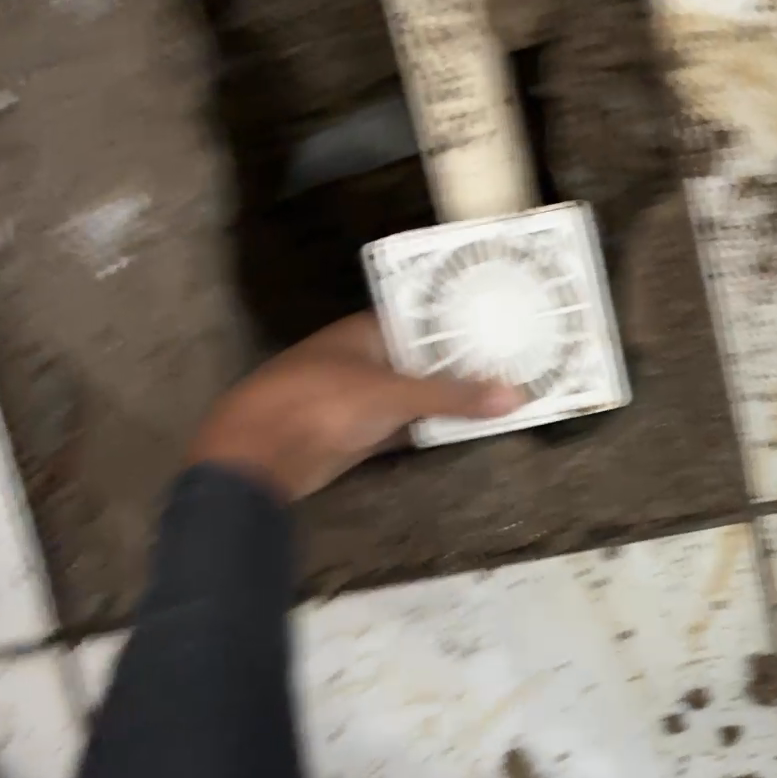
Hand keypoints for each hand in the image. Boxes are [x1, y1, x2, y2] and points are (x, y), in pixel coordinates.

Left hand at [188, 313, 523, 500]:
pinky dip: (438, 426)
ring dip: (453, 398)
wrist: (259, 458)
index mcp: (365, 333)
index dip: (459, 323)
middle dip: (464, 364)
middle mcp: (367, 361)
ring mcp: (364, 398)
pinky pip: (412, 424)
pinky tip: (472, 426)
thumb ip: (456, 397)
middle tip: (517, 362)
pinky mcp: (364, 432)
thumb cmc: (320, 404)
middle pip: (425, 359)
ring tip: (505, 391)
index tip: (502, 325)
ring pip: (420, 394)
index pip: (421, 319)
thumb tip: (517, 396)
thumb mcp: (395, 395)